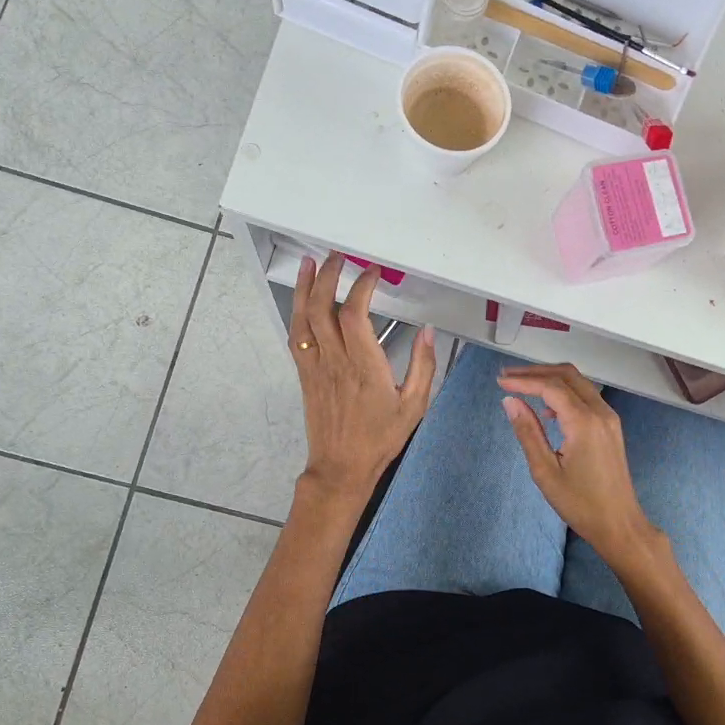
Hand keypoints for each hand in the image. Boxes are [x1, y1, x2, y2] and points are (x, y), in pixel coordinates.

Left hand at [290, 253, 436, 495]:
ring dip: (306, 288)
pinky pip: (297, 337)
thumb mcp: (414, 405)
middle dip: (329, 276)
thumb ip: (423, 366)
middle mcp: (336, 361)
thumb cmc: (380, 438)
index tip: (373, 272)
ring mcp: (316, 367)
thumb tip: (428, 331)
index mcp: (365, 367)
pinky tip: (302, 300)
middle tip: (340, 257)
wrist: (342, 467)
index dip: (361, 286)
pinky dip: (297, 313)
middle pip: (323, 308)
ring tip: (312, 263)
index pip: (355, 314)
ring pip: (303, 319)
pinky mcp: (305, 375)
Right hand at [496, 364, 664, 568]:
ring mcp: (609, 418)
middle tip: (507, 377)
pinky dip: (564, 393)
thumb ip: (527, 432)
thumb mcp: (545, 471)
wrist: (619, 524)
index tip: (499, 382)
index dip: (523, 381)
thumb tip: (510, 401)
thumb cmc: (580, 504)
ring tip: (522, 388)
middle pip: (567, 375)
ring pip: (578, 383)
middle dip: (536, 372)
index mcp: (584, 422)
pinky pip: (586, 397)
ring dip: (550, 380)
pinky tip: (547, 410)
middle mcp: (600, 412)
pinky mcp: (611, 426)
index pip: (550, 387)